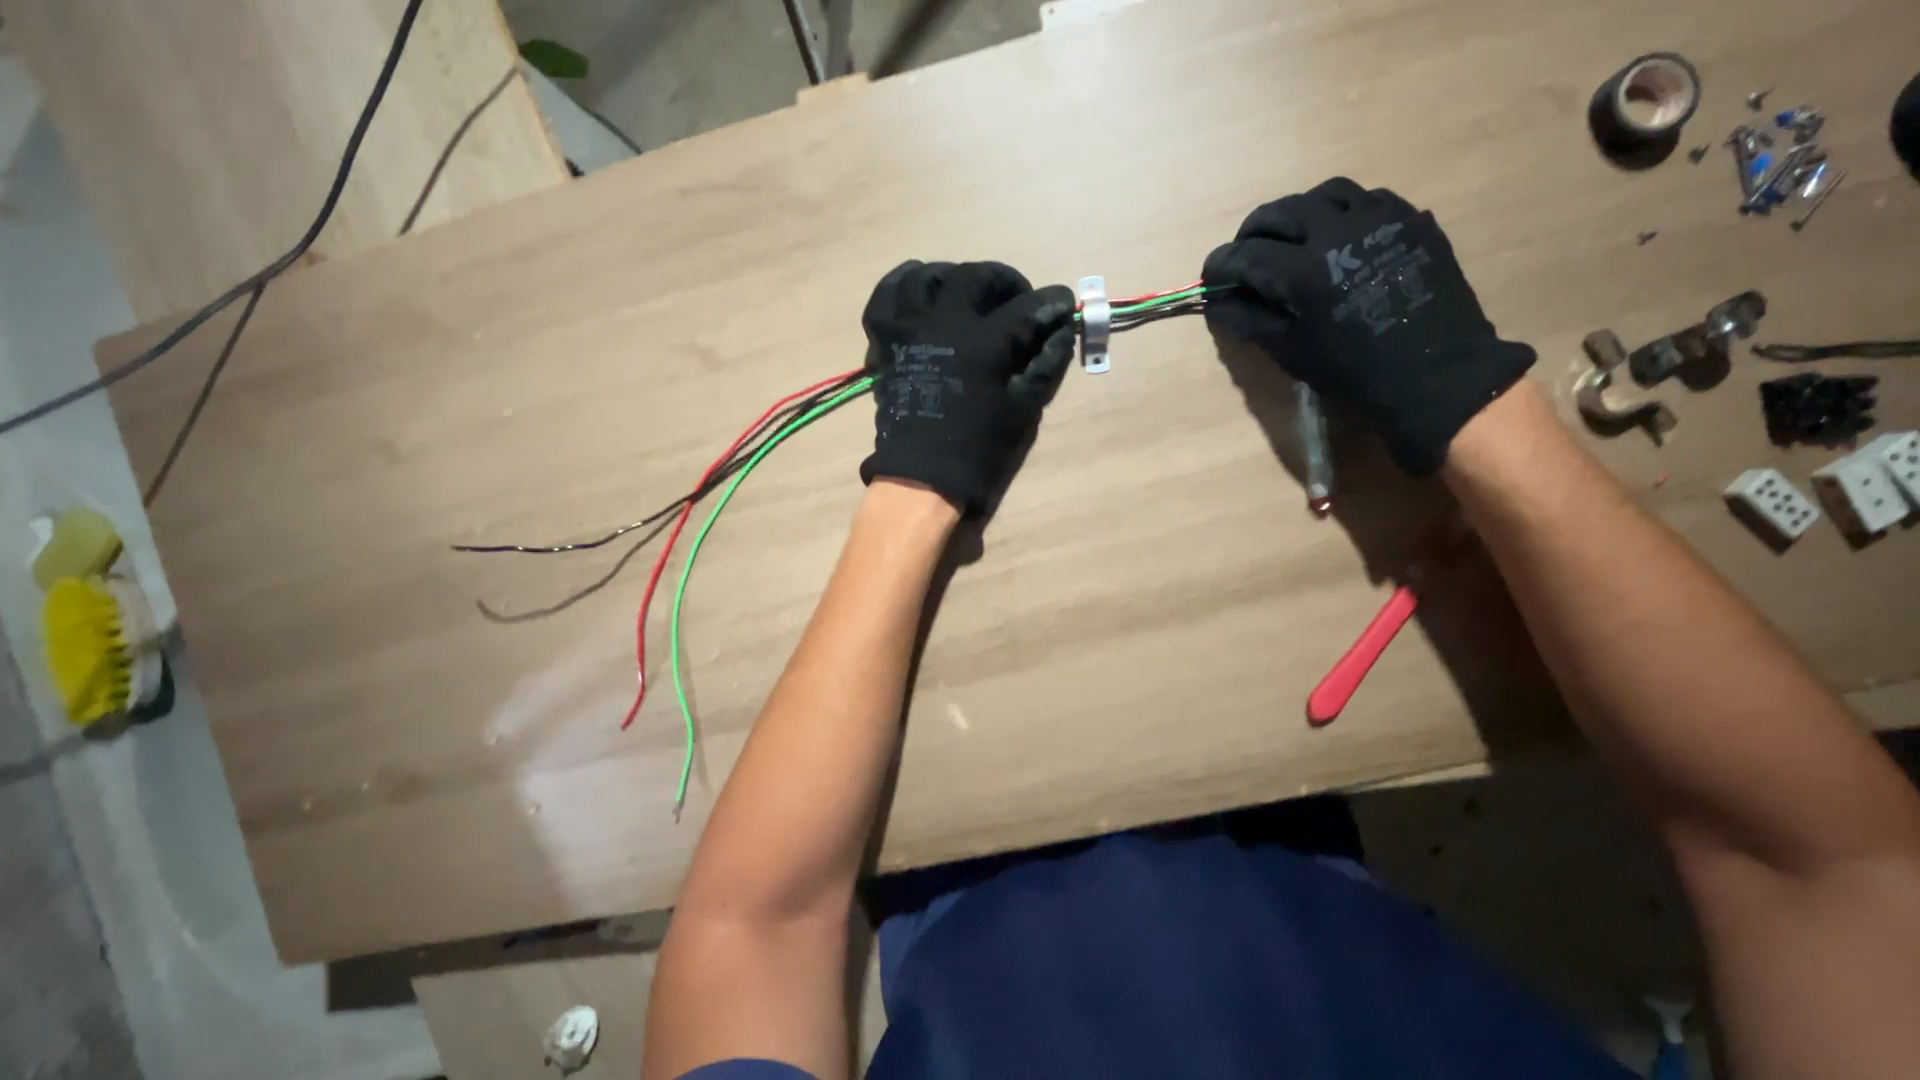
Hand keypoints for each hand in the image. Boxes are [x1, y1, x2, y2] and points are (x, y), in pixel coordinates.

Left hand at [859, 261, 1076, 511]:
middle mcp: (944, 323)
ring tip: (967, 292)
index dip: (1051, 303)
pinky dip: (901, 286)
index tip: (1063, 304)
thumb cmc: (979, 447)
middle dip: (1002, 281)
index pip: (1026, 307)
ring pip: (925, 277)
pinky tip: (918, 292)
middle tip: (1015, 298)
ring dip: (952, 277)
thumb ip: (1045, 363)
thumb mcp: (1023, 408)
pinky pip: (884, 298)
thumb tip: (1061, 331)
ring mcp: (909, 329)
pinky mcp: (885, 342)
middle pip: (974, 277)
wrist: (922, 476)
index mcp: (985, 342)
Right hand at [1202, 178, 1535, 475]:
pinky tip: (1339, 236)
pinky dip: (1342, 212)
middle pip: (1281, 211)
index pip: (1245, 254)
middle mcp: (1337, 230)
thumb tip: (1217, 302)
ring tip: (1292, 235)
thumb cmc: (1356, 372)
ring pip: (1325, 194)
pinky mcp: (1411, 220)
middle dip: (1254, 231)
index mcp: (1303, 270)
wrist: (1438, 375)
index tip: (1211, 276)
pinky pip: (1369, 199)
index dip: (1221, 265)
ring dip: (1298, 212)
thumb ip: (1250, 320)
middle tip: (1246, 253)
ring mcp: (1380, 219)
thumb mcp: (1293, 352)